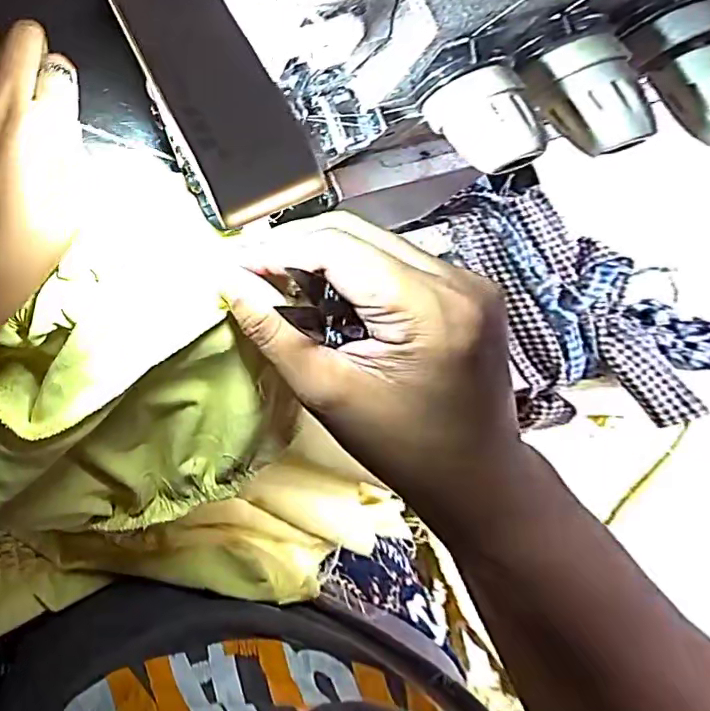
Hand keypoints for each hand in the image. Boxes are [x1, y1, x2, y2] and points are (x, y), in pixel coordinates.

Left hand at [0, 21, 82, 377]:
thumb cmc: (11, 258)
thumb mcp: (67, 214)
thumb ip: (69, 160)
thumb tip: (58, 127)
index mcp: (33, 129)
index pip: (57, 67)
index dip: (60, 78)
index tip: (52, 99)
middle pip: (17, 34)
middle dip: (27, 47)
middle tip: (20, 76)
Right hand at [222, 211, 524, 530]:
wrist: (478, 479)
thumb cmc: (405, 447)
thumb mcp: (326, 391)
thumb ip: (273, 332)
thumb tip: (231, 284)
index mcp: (429, 308)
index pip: (335, 246)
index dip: (276, 250)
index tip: (235, 266)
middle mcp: (455, 281)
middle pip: (351, 232)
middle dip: (291, 246)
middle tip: (248, 272)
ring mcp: (463, 280)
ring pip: (367, 239)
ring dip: (316, 254)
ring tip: (277, 284)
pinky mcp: (460, 287)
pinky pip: (387, 257)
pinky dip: (345, 268)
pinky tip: (320, 294)